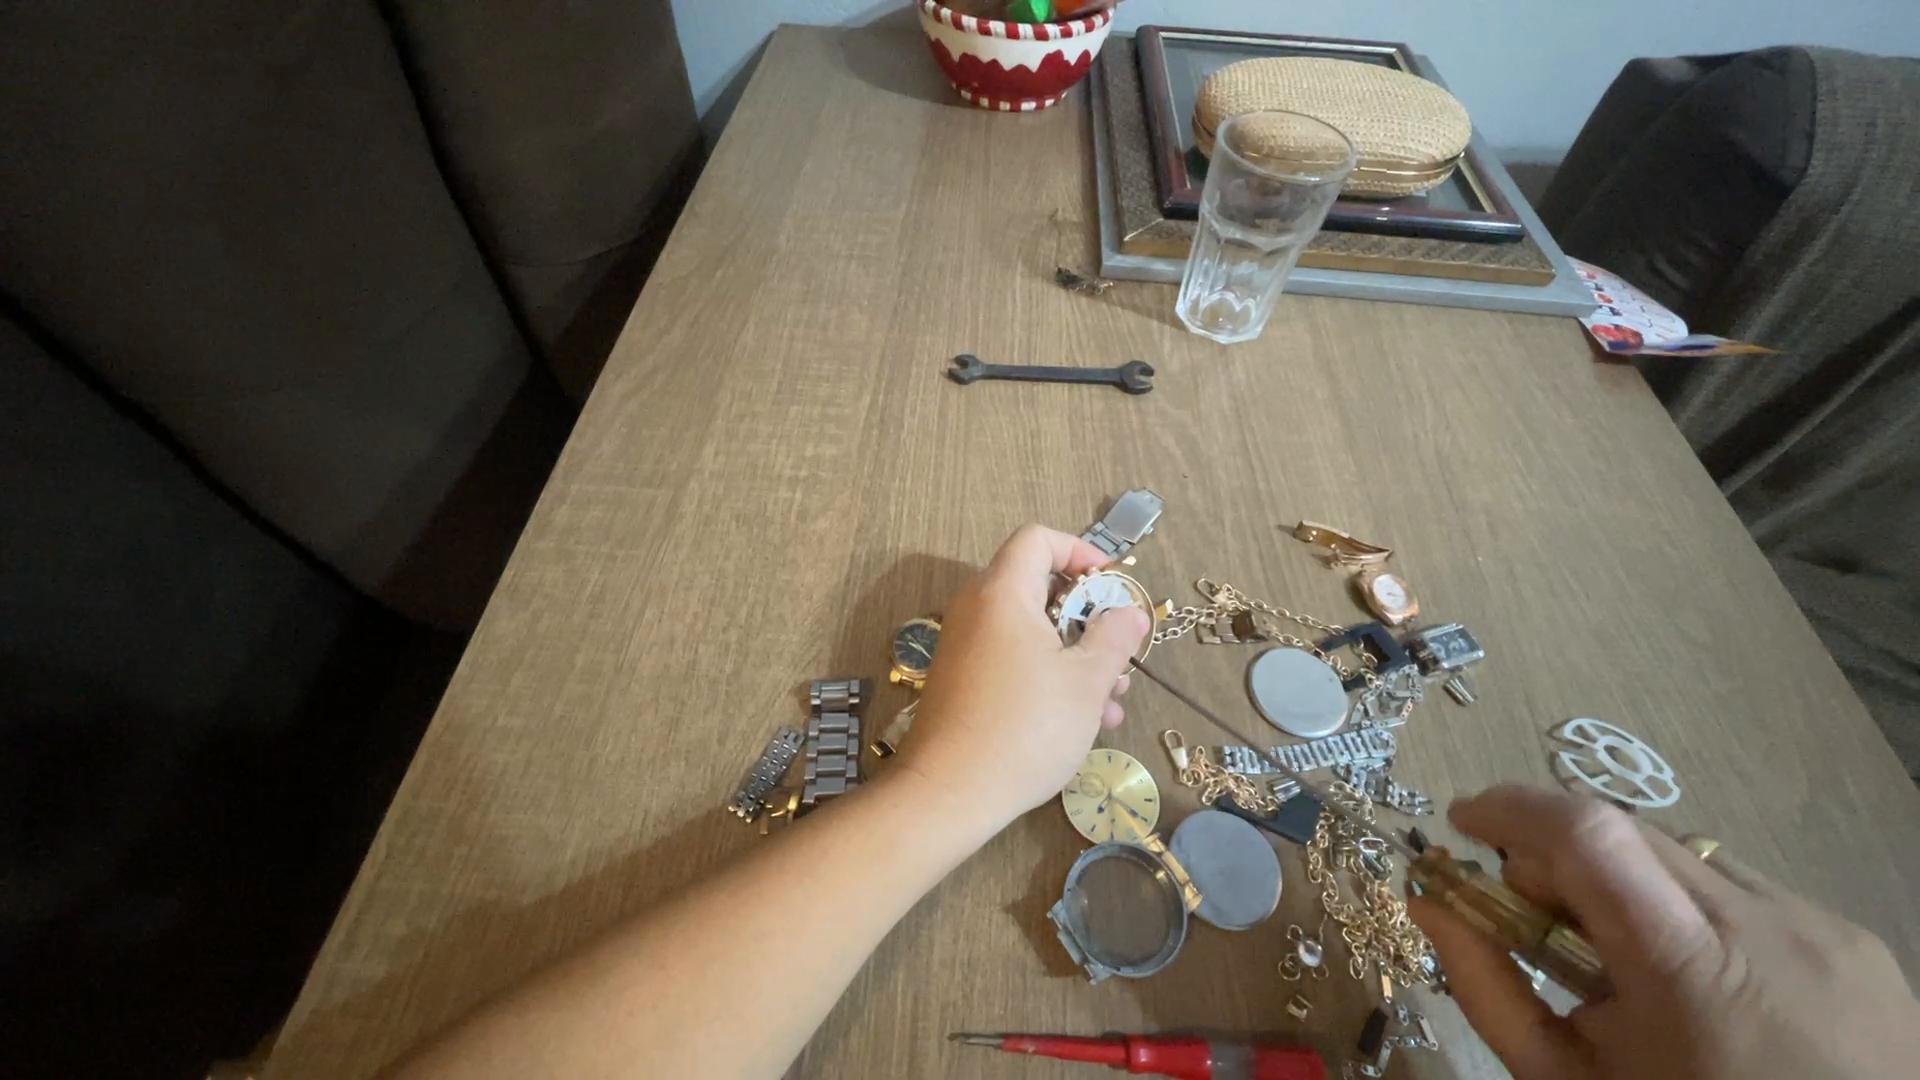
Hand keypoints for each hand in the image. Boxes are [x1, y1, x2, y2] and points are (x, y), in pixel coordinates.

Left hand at [894, 525, 1148, 834]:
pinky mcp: (963, 680)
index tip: (1112, 584)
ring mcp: (966, 646)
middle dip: (1087, 617)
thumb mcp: (1086, 681)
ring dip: (1075, 655)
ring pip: (1031, 631)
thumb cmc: (1025, 727)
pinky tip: (1084, 719)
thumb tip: (1130, 612)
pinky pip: (1012, 659)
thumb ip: (1114, 637)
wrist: (950, 793)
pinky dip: (1048, 675)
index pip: (1038, 539)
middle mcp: (977, 610)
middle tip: (1120, 653)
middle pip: (1038, 587)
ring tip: (1113, 700)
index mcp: (1002, 593)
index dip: (1079, 550)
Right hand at [1412, 786, 1919, 1079]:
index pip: (1587, 834)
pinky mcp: (1859, 941)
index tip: (1462, 821)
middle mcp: (1768, 927)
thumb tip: (1425, 899)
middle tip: (1524, 904)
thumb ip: (1484, 984)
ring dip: (1615, 874)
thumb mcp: (1563, 1079)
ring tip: (1610, 947)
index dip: (1511, 807)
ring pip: (1674, 850)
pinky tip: (1685, 966)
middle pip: (1621, 833)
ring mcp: (1824, 930)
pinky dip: (1678, 899)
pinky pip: (1733, 882)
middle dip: (1550, 850)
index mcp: (1694, 971)